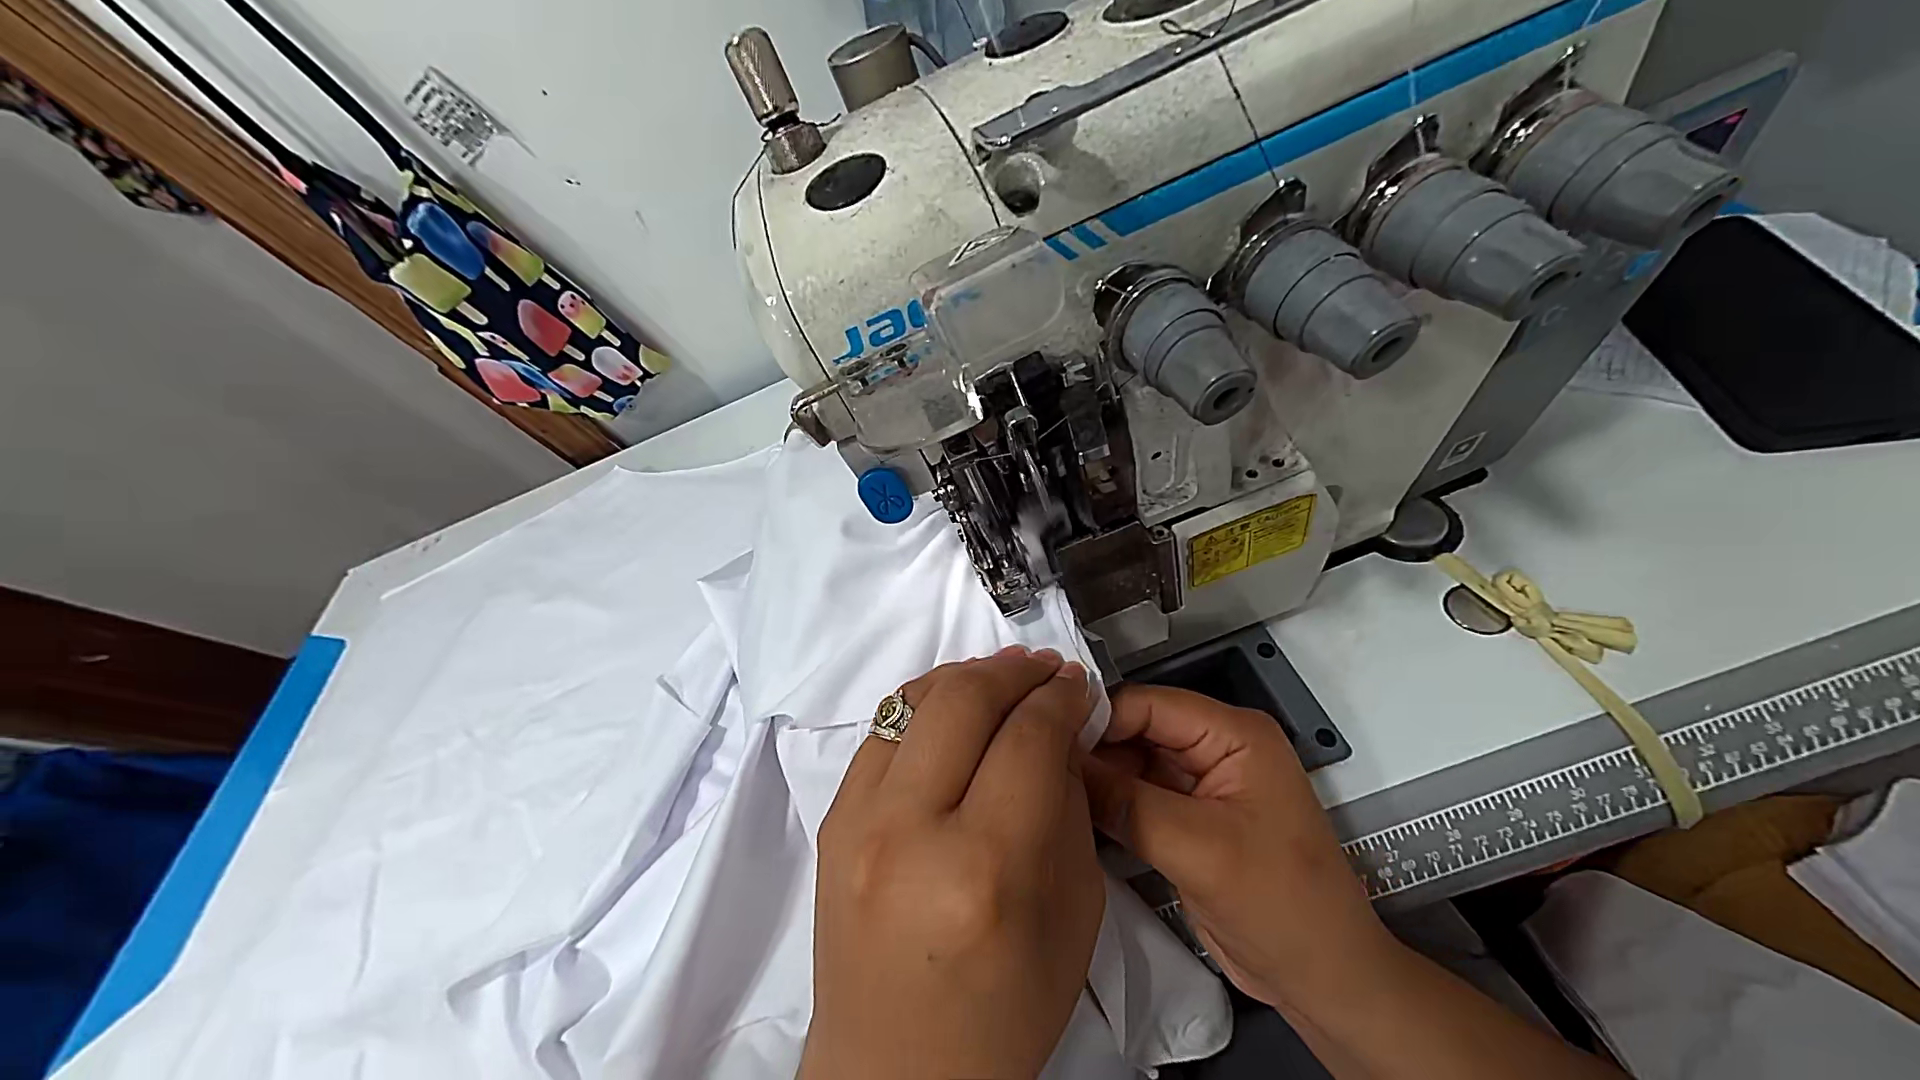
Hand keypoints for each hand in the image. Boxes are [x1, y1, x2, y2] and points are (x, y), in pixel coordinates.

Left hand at [802, 648, 1104, 1079]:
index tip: (1077, 687)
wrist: (896, 1071)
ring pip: (913, 702)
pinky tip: (952, 710)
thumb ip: (1069, 806)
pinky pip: (881, 733)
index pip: (1028, 738)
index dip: (1060, 698)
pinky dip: (924, 706)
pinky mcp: (830, 822)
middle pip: (964, 701)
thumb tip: (1058, 730)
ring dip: (967, 676)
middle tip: (1044, 669)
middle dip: (1014, 671)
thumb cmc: (1003, 1012)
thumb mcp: (1073, 913)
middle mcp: (909, 833)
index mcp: (983, 868)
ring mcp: (856, 823)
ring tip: (1003, 677)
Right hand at [1083, 686, 1625, 1079]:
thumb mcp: (1197, 847)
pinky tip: (1073, 812)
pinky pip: (1136, 794)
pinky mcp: (1187, 816)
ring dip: (1097, 777)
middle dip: (1092, 748)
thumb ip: (1124, 800)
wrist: (1323, 979)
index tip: (1046, 742)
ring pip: (1131, 762)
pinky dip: (1109, 802)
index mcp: (1233, 734)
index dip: (1097, 719)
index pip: (1148, 704)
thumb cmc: (1279, 904)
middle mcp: (1215, 747)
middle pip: (1136, 729)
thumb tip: (1059, 765)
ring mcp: (1200, 783)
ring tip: (1049, 791)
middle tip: (1040, 771)